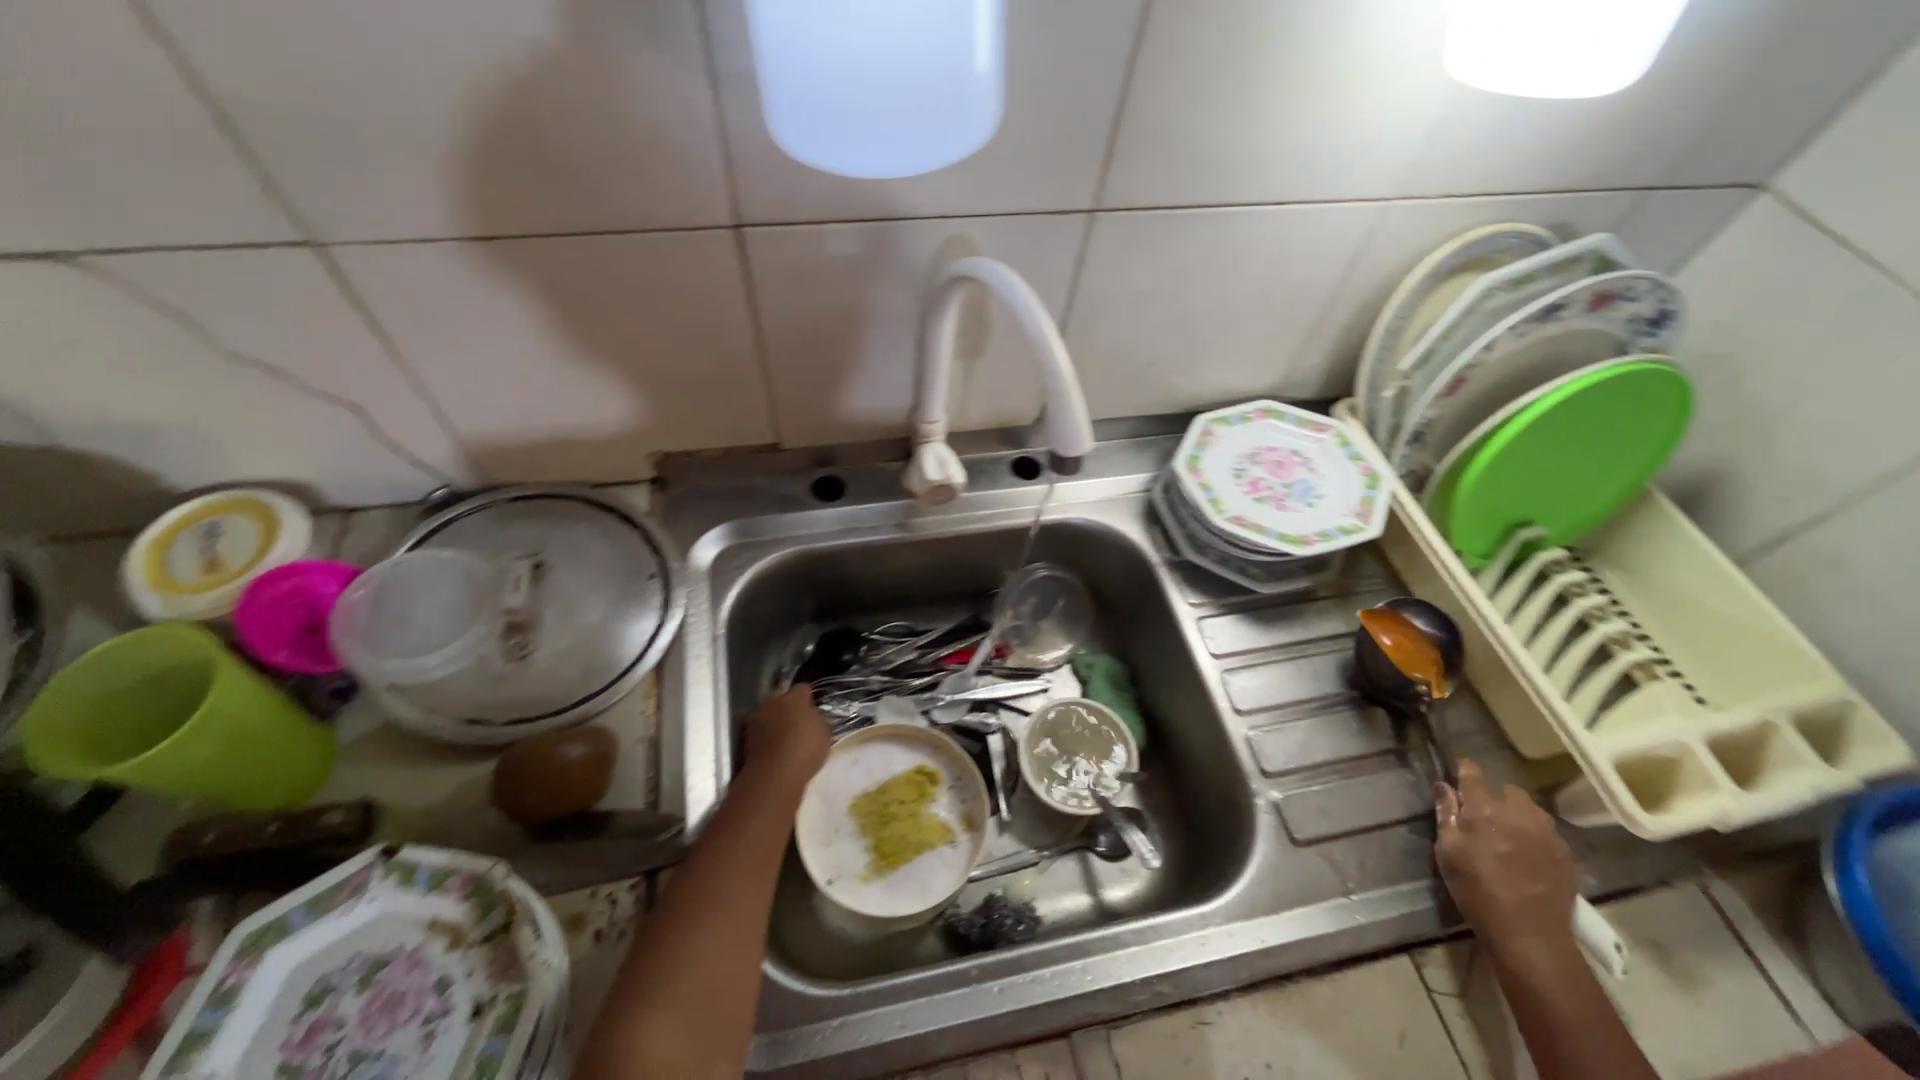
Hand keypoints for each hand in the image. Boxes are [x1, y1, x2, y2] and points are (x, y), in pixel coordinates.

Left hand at [743, 684, 830, 784]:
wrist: (773, 775)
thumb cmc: (805, 751)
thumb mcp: (825, 735)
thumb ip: (820, 720)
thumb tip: (815, 717)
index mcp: (794, 697)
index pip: (803, 688)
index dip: (809, 698)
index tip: (814, 708)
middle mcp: (772, 702)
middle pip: (782, 698)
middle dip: (789, 706)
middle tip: (799, 721)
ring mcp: (756, 718)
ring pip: (768, 713)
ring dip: (775, 720)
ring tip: (785, 736)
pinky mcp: (745, 736)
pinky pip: (760, 729)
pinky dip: (766, 734)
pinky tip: (774, 747)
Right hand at [1435, 759, 1577, 960]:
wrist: (1529, 932)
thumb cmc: (1477, 889)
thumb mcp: (1448, 852)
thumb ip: (1446, 815)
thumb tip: (1442, 786)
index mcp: (1485, 809)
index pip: (1473, 775)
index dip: (1465, 771)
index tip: (1460, 772)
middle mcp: (1520, 812)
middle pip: (1507, 791)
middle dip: (1495, 797)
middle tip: (1483, 817)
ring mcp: (1547, 832)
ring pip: (1530, 810)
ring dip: (1517, 815)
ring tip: (1508, 836)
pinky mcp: (1566, 853)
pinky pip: (1546, 832)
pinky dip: (1534, 836)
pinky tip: (1527, 856)